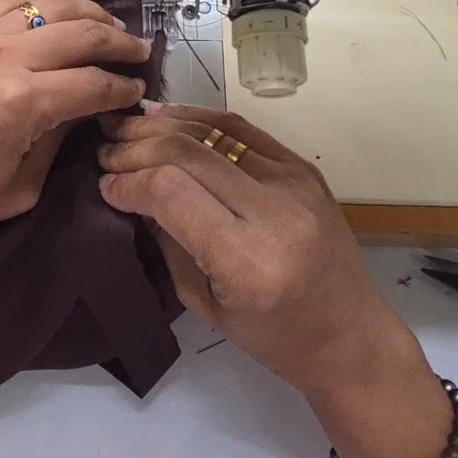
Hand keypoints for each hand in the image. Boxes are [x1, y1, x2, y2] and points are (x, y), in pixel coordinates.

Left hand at [0, 0, 149, 275]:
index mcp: (22, 103)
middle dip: (120, 42)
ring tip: (107, 24)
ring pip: (47, 4)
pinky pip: (6, 1)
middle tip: (140, 52)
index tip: (139, 92)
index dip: (124, 88)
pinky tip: (52, 16)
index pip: (94, 83)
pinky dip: (39, 2)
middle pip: (81, 32)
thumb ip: (59, 140)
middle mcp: (2, 57)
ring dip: (86, 12)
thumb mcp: (19, 187)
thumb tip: (85, 108)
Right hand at [96, 103, 447, 457]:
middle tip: (105, 152)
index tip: (104, 185)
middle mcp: (275, 213)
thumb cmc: (275, 338)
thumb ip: (167, 241)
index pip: (170, 192)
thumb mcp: (204, 303)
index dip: (128, 182)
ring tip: (126, 128)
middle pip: (187, 154)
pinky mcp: (303, 167)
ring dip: (161, 126)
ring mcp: (294, 183)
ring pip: (212, 132)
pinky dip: (199, 119)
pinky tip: (168, 119)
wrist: (352, 336)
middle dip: (136, 149)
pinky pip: (241, 129)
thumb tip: (128, 190)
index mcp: (247, 260)